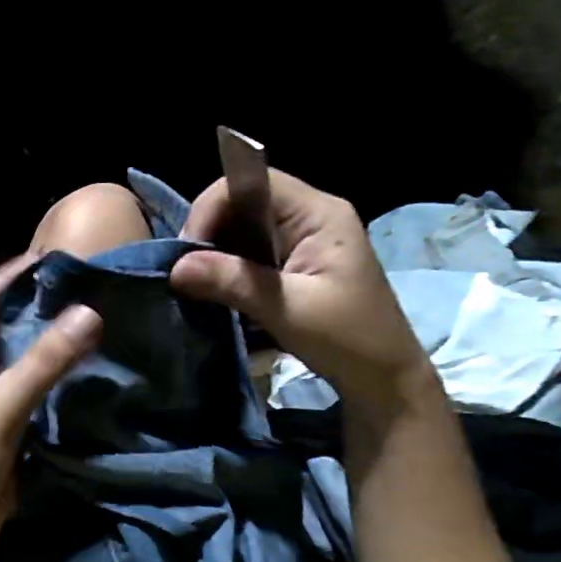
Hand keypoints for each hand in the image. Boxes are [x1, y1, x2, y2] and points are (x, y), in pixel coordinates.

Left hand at [0, 253, 102, 540]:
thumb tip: (91, 312)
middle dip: (33, 302)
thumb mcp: (6, 399)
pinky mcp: (1, 414)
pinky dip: (49, 366)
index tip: (50, 256)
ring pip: (16, 351)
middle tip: (78, 285)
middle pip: (0, 320)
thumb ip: (48, 358)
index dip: (12, 273)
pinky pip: (27, 378)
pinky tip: (76, 360)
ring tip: (85, 315)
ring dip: (43, 335)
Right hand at [170, 169, 432, 414]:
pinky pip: (252, 256)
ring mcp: (302, 243)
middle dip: (210, 234)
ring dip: (216, 255)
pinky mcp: (295, 268)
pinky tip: (215, 293)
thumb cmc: (347, 339)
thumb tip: (177, 267)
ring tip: (195, 285)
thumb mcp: (287, 309)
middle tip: (186, 273)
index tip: (189, 250)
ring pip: (244, 231)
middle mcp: (309, 217)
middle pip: (244, 203)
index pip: (252, 182)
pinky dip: (229, 271)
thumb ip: (233, 282)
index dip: (213, 206)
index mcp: (318, 213)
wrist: (384, 379)